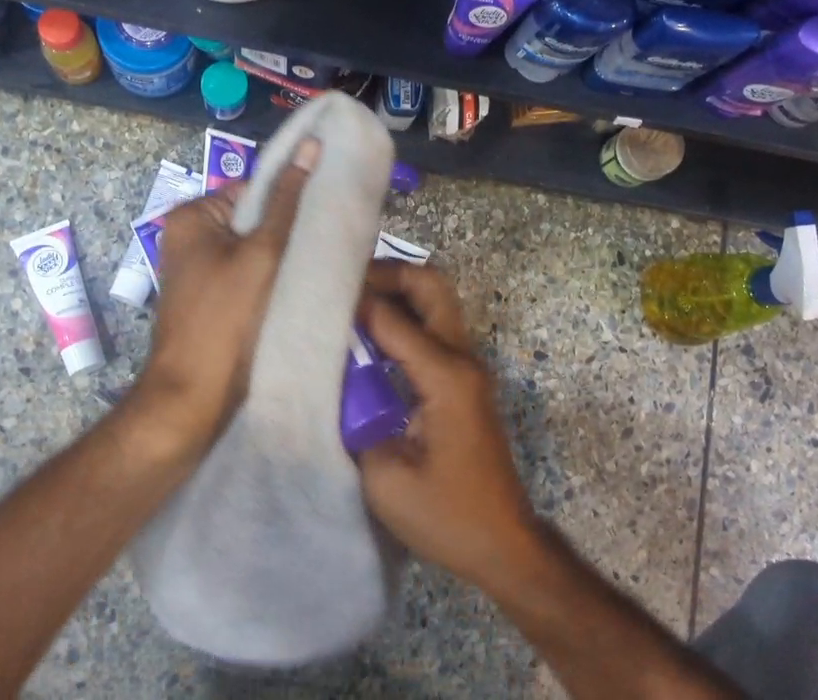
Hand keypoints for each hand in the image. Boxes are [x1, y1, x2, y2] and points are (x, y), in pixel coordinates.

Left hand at [135, 140, 319, 450]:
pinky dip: (274, 280)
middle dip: (290, 231)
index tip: (327, 212)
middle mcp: (190, 237)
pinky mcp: (212, 299)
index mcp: (191, 216)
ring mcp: (199, 271)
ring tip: (321, 265)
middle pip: (255, 219)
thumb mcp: (262, 253)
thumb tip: (310, 145)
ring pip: (256, 250)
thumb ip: (287, 201)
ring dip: (286, 259)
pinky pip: (250, 276)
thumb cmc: (225, 319)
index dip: (290, 200)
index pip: (253, 189)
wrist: (194, 397)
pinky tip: (302, 288)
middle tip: (329, 242)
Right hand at [356, 261, 542, 589]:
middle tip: (342, 285)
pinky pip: (434, 331)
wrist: (503, 544)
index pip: (392, 318)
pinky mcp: (464, 382)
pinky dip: (404, 319)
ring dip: (398, 292)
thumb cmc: (446, 516)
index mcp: (445, 377)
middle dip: (388, 274)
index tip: (313, 297)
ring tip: (350, 304)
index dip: (353, 302)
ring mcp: (468, 368)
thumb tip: (336, 380)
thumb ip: (357, 421)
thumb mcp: (386, 479)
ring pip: (436, 304)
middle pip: (430, 286)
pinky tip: (369, 338)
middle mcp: (462, 360)